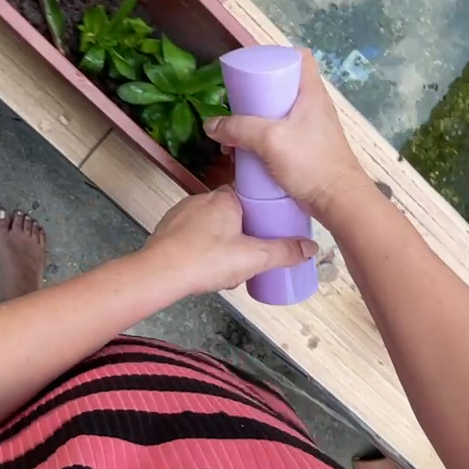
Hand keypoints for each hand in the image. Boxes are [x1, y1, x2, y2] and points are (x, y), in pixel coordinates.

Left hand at [139, 188, 316, 296]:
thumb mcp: (254, 258)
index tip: (271, 226)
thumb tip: (308, 247)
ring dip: (222, 244)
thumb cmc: (204, 260)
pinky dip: (201, 249)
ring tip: (228, 267)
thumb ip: (284, 252)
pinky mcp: (168, 230)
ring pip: (212, 225)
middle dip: (243, 235)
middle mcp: (202, 199)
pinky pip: (192, 236)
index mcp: (225, 198)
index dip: (262, 211)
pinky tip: (206, 268)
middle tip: (251, 256)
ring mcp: (182, 214)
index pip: (251, 195)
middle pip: (232, 212)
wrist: (160, 274)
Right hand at [202, 48, 373, 219]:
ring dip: (254, 122)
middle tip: (235, 103)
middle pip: (282, 87)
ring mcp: (310, 129)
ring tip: (233, 135)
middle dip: (256, 95)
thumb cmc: (311, 162)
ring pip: (277, 114)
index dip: (278, 55)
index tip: (254, 67)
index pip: (300, 58)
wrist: (338, 201)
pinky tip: (245, 152)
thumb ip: (239, 129)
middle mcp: (313, 106)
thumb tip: (211, 125)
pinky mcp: (305, 150)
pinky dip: (261, 140)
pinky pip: (279, 136)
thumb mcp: (270, 140)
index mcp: (311, 93)